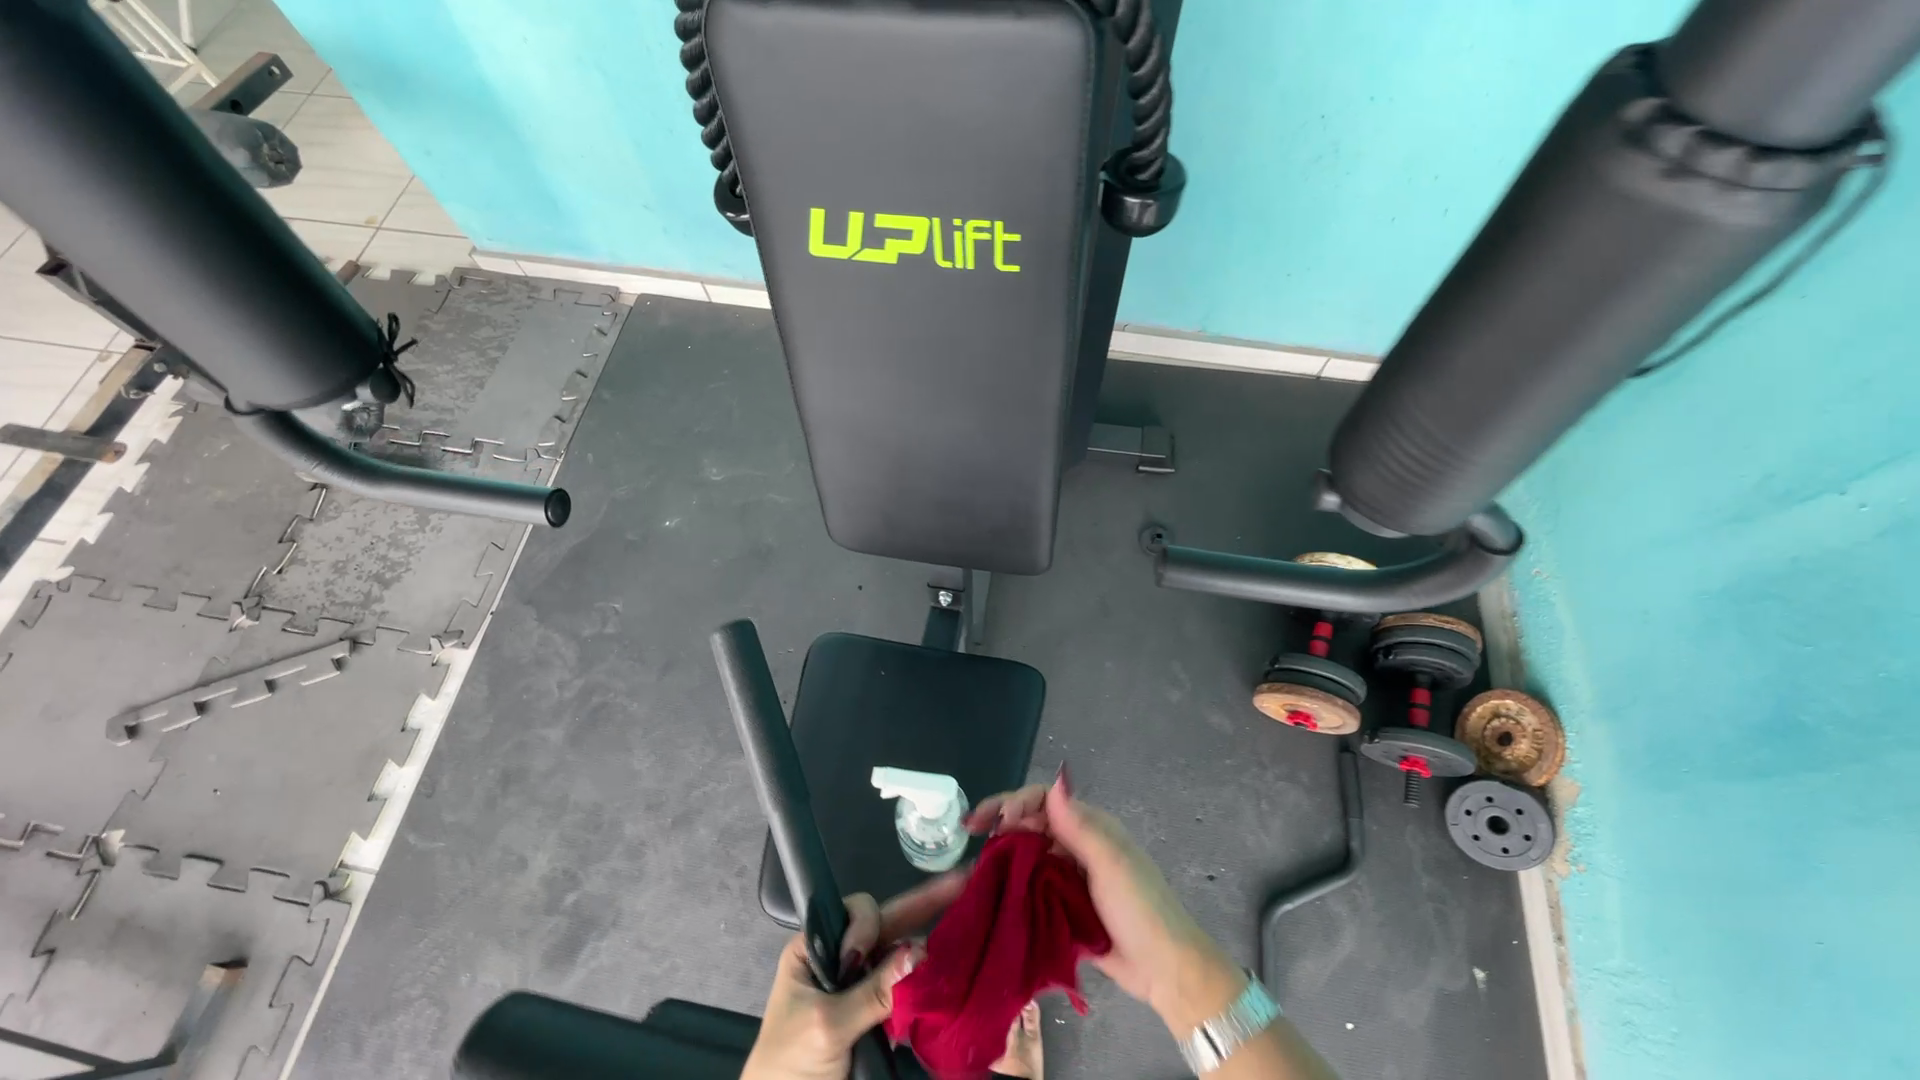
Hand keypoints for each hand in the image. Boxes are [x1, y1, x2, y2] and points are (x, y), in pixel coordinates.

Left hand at [741, 874, 965, 1079]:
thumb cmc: (789, 1064)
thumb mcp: (827, 1026)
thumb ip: (872, 992)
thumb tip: (919, 953)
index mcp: (815, 949)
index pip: (853, 915)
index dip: (867, 927)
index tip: (859, 958)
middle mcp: (841, 960)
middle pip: (884, 927)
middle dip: (922, 906)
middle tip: (960, 881)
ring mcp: (860, 988)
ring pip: (899, 957)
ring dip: (927, 947)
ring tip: (965, 930)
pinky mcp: (876, 1016)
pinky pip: (905, 988)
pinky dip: (927, 981)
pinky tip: (951, 971)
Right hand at [967, 772, 1245, 1033]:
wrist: (1164, 969)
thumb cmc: (1141, 908)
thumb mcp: (1111, 863)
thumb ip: (1080, 825)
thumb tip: (1057, 778)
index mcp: (1091, 827)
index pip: (1044, 800)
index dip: (1015, 803)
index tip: (993, 821)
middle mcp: (1076, 846)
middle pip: (1030, 824)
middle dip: (999, 823)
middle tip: (968, 832)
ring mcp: (1067, 877)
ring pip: (1025, 855)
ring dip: (999, 854)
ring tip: (970, 861)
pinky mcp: (1060, 907)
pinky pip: (1028, 888)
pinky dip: (1008, 885)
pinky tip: (985, 890)